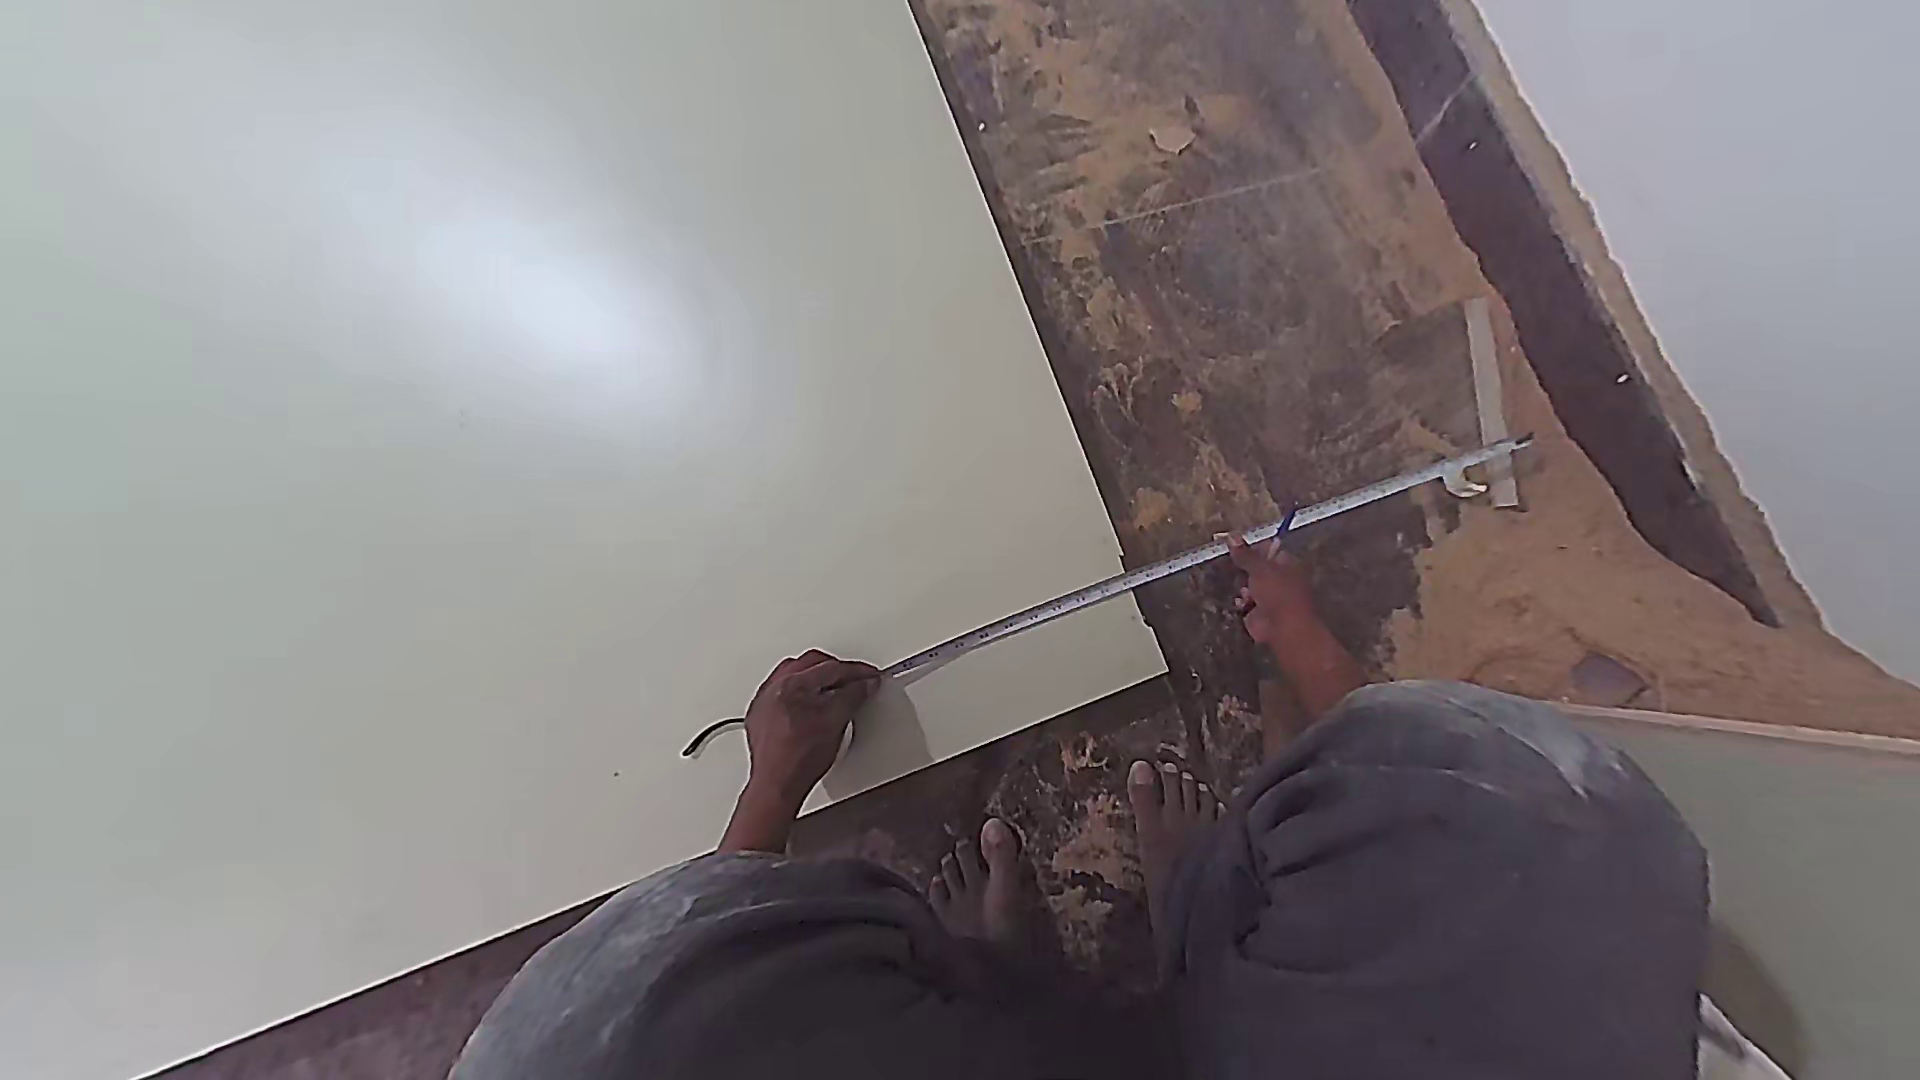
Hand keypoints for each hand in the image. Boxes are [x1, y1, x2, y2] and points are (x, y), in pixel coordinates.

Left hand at [740, 649, 881, 801]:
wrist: (777, 787)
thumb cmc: (798, 761)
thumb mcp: (836, 723)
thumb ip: (853, 697)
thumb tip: (864, 684)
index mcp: (792, 685)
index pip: (831, 668)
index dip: (856, 671)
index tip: (868, 676)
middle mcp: (774, 689)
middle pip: (810, 663)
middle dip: (835, 669)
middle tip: (853, 680)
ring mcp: (764, 702)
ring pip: (793, 673)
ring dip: (814, 677)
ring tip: (832, 689)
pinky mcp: (759, 715)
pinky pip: (781, 690)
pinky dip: (798, 691)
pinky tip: (809, 703)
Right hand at [1226, 533, 1317, 645]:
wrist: (1284, 628)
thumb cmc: (1278, 593)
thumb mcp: (1259, 568)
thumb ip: (1244, 554)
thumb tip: (1231, 535)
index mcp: (1287, 564)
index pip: (1268, 550)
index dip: (1252, 548)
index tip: (1235, 548)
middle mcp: (1281, 579)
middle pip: (1256, 568)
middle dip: (1245, 569)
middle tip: (1236, 569)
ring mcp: (1271, 596)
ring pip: (1250, 585)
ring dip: (1244, 587)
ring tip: (1245, 592)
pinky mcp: (1260, 611)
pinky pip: (1246, 601)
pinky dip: (1243, 602)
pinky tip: (1244, 604)